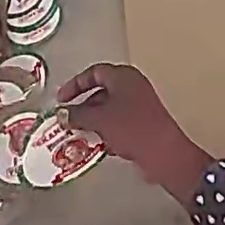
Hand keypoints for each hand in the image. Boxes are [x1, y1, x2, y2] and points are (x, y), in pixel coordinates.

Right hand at [58, 63, 213, 198]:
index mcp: (124, 76)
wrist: (162, 152)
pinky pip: (119, 121)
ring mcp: (140, 104)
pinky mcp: (143, 122)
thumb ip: (78, 115)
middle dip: (83, 105)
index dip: (75, 84)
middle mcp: (133, 86)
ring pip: (110, 108)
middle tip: (68, 119)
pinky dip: (106, 130)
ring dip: (93, 120)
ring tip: (78, 134)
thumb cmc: (132, 127)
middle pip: (102, 90)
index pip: (95, 72)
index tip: (61, 99)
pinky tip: (97, 145)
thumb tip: (63, 114)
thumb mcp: (99, 120)